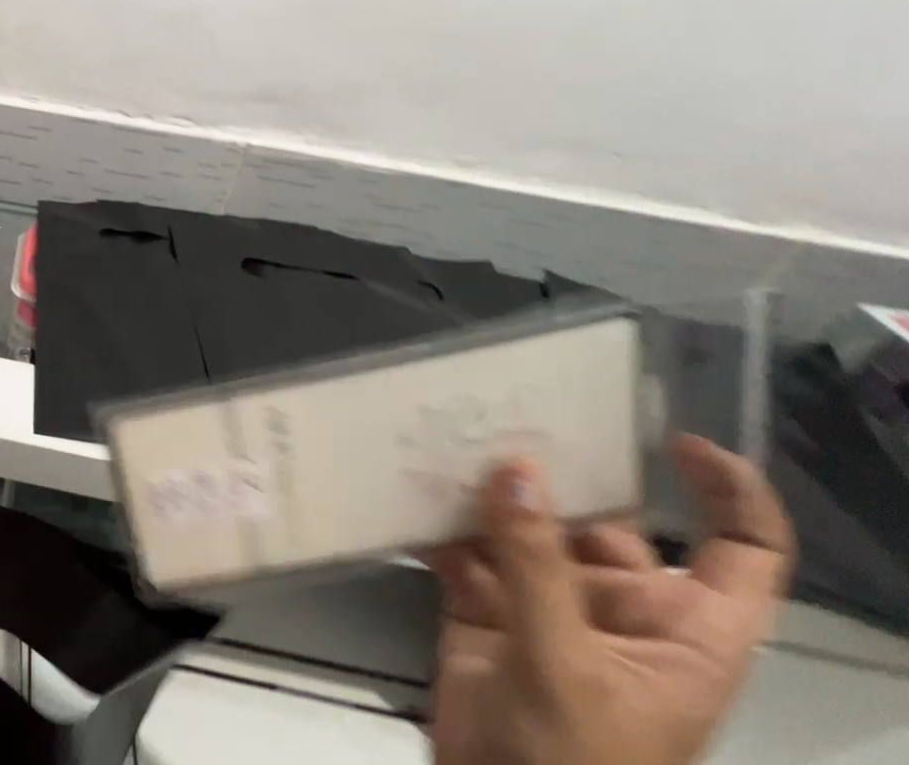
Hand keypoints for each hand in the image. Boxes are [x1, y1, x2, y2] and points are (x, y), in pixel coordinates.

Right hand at [426, 435, 793, 764]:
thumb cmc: (573, 762)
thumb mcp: (564, 666)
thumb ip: (536, 567)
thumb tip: (516, 469)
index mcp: (681, 629)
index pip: (741, 550)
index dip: (725, 491)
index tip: (668, 441)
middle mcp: (617, 609)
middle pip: (603, 524)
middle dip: (558, 477)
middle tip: (505, 419)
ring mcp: (545, 610)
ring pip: (523, 533)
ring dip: (488, 496)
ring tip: (447, 445)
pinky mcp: (483, 614)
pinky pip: (464, 555)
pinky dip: (438, 527)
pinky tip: (409, 496)